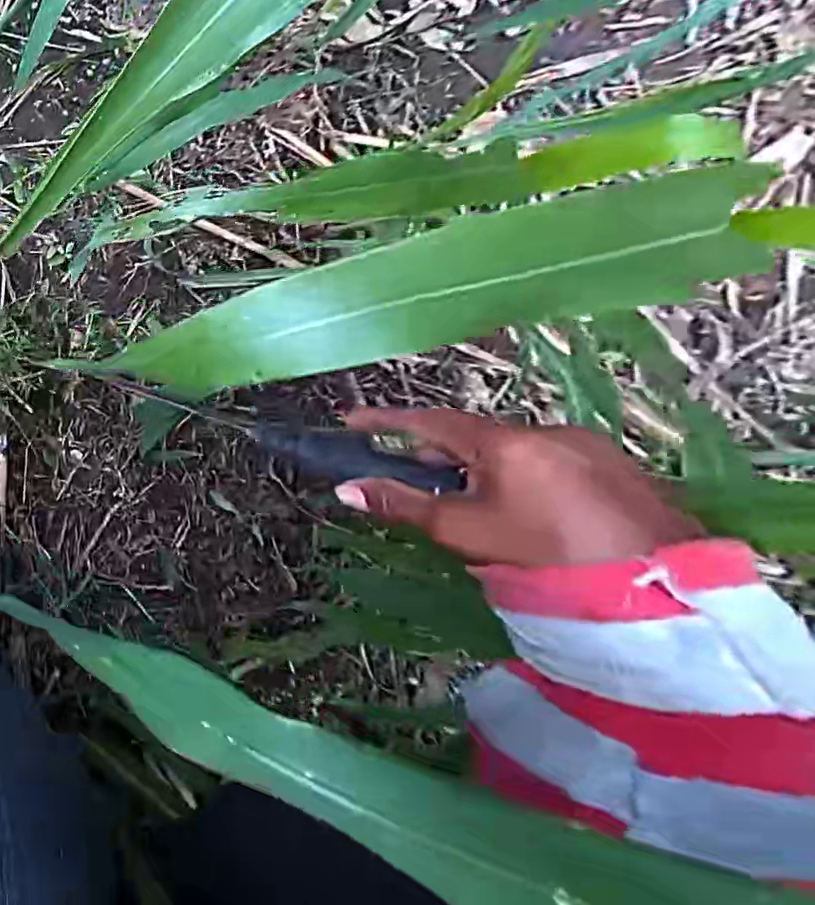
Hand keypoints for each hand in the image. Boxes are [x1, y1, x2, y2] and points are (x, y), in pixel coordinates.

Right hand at [337, 408, 703, 566]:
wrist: (662, 589)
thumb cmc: (547, 554)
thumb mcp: (462, 530)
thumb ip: (401, 504)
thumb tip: (347, 488)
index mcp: (506, 443)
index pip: (431, 421)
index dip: (387, 420)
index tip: (353, 421)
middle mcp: (549, 433)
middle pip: (474, 435)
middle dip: (439, 453)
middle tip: (415, 477)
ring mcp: (591, 448)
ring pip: (514, 448)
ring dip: (482, 466)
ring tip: (471, 500)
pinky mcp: (621, 469)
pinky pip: (551, 459)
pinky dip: (522, 474)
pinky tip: (523, 507)